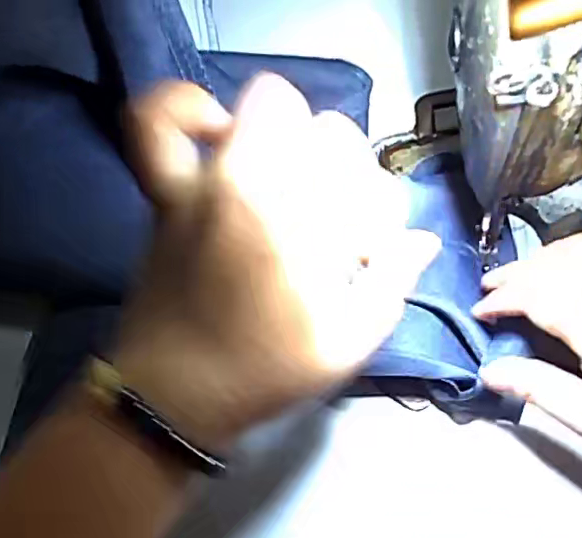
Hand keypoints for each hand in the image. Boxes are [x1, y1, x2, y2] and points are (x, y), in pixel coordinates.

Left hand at [110, 77, 440, 450]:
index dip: (380, 221)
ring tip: (292, 184)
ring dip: (295, 137)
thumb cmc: (268, 373)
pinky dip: (189, 112)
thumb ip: (389, 289)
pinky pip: (159, 121)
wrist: (181, 390)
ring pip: (271, 104)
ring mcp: (211, 179)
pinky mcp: (168, 187)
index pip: (372, 187)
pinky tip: (216, 132)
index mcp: (313, 232)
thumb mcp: (344, 349)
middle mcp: (266, 188)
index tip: (365, 258)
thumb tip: (422, 242)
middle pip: (332, 134)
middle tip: (335, 219)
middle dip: (347, 173)